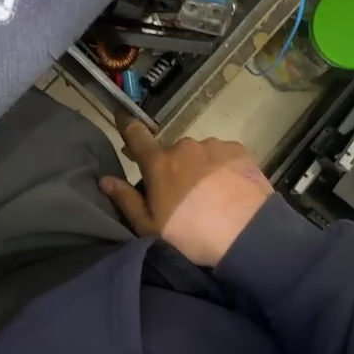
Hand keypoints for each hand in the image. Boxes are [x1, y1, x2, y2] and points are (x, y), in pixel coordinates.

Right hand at [100, 121, 273, 266]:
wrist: (248, 235)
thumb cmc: (191, 235)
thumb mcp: (150, 227)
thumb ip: (126, 200)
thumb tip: (105, 179)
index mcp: (159, 164)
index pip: (136, 136)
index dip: (127, 127)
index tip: (122, 118)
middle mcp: (184, 147)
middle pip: (171, 152)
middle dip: (171, 168)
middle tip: (180, 195)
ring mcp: (214, 146)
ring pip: (198, 154)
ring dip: (198, 168)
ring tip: (209, 195)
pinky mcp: (239, 151)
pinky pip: (222, 155)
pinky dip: (221, 168)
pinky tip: (228, 188)